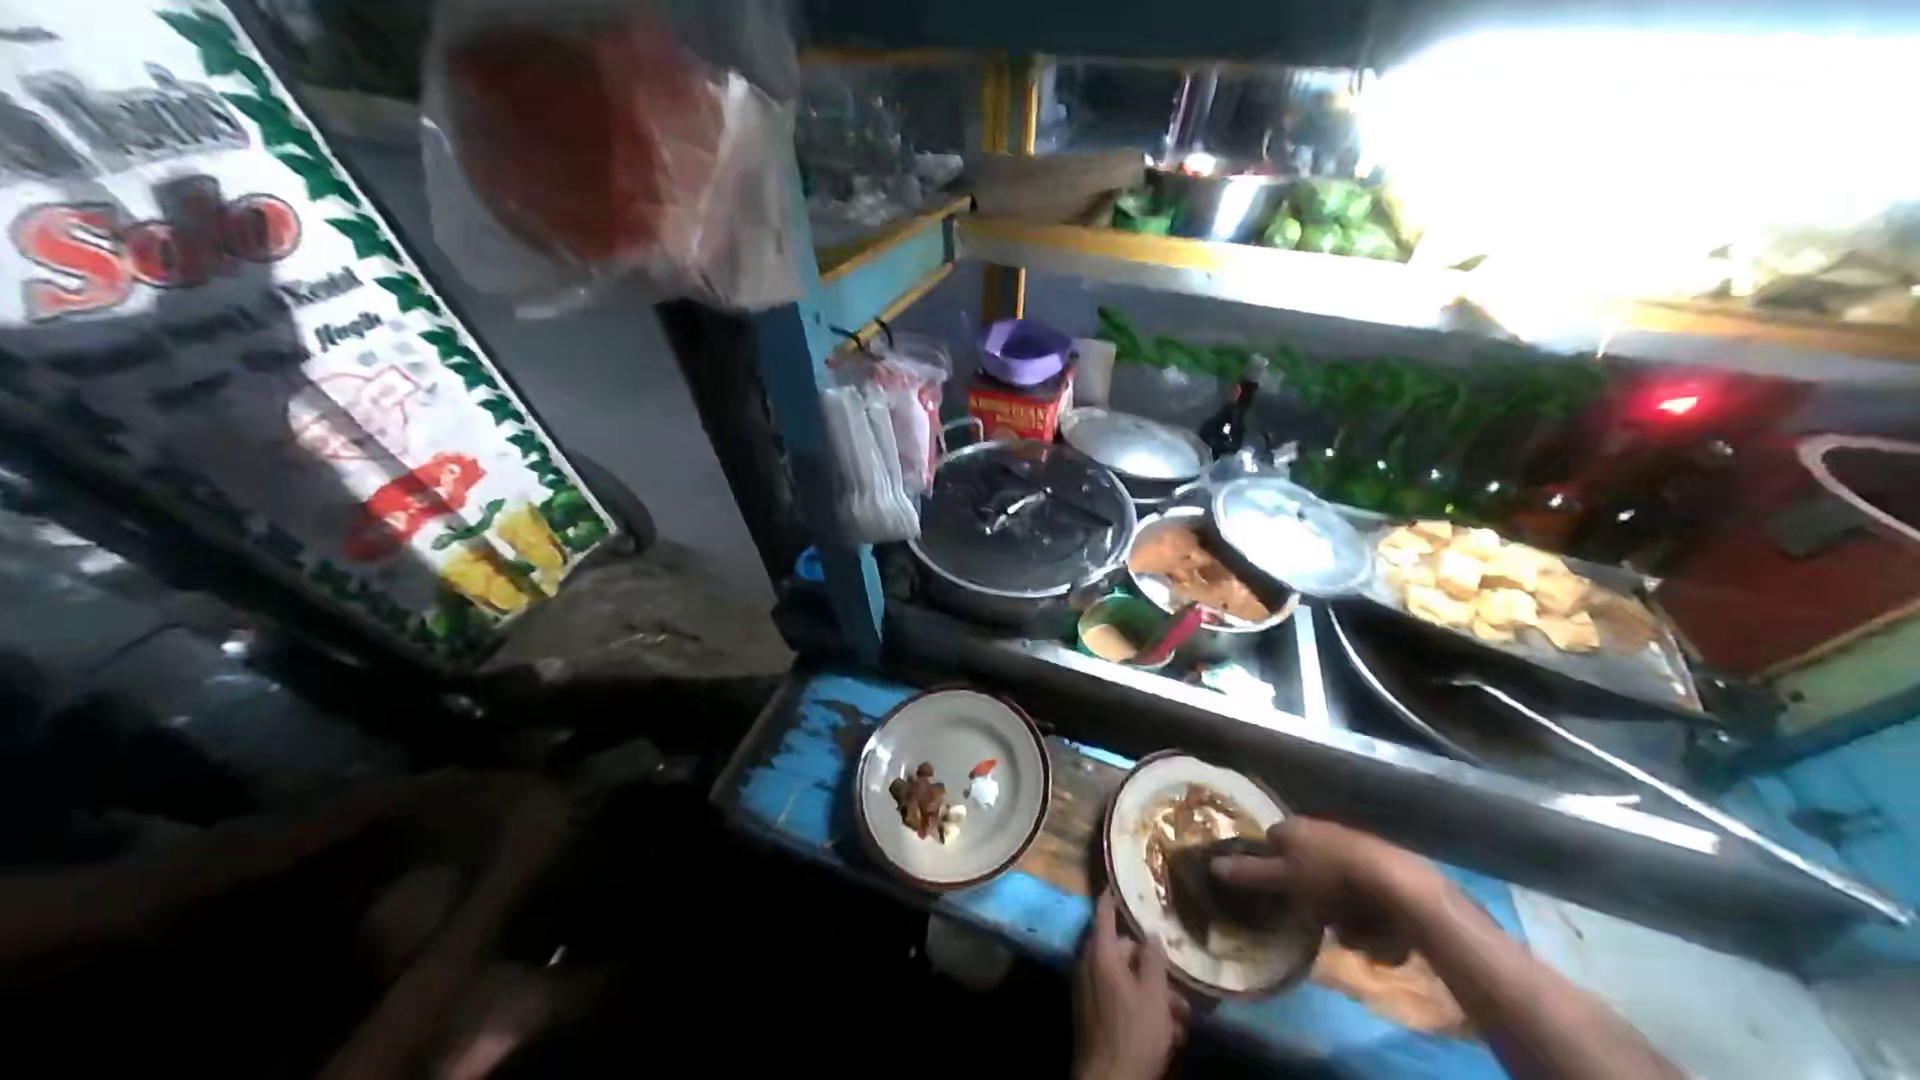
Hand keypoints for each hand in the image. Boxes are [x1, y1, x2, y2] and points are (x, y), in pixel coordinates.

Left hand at [1074, 889, 1188, 1079]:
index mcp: (1101, 953)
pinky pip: (1119, 998)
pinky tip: (1168, 1033)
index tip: (1120, 879)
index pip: (1105, 912)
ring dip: (1154, 995)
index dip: (1113, 895)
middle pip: (1123, 951)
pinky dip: (1141, 1008)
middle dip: (1154, 968)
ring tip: (1183, 1021)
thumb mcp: (1154, 995)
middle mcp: (1089, 964)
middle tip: (1183, 988)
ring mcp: (1088, 989)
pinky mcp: (1093, 1013)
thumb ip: (1154, 960)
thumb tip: (1151, 934)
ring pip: (1126, 979)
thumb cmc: (1133, 1033)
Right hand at [1210, 816, 1445, 963]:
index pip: (1272, 839)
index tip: (1277, 888)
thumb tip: (1212, 864)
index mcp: (1294, 827)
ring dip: (1337, 903)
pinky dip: (1364, 906)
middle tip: (1313, 915)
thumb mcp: (1284, 880)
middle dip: (1308, 890)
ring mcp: (1352, 843)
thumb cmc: (1331, 878)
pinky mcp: (1381, 862)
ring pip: (1333, 877)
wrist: (1397, 885)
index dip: (1272, 864)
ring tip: (1348, 928)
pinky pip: (1362, 886)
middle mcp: (1320, 828)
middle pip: (1304, 862)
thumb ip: (1250, 873)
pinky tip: (1373, 925)